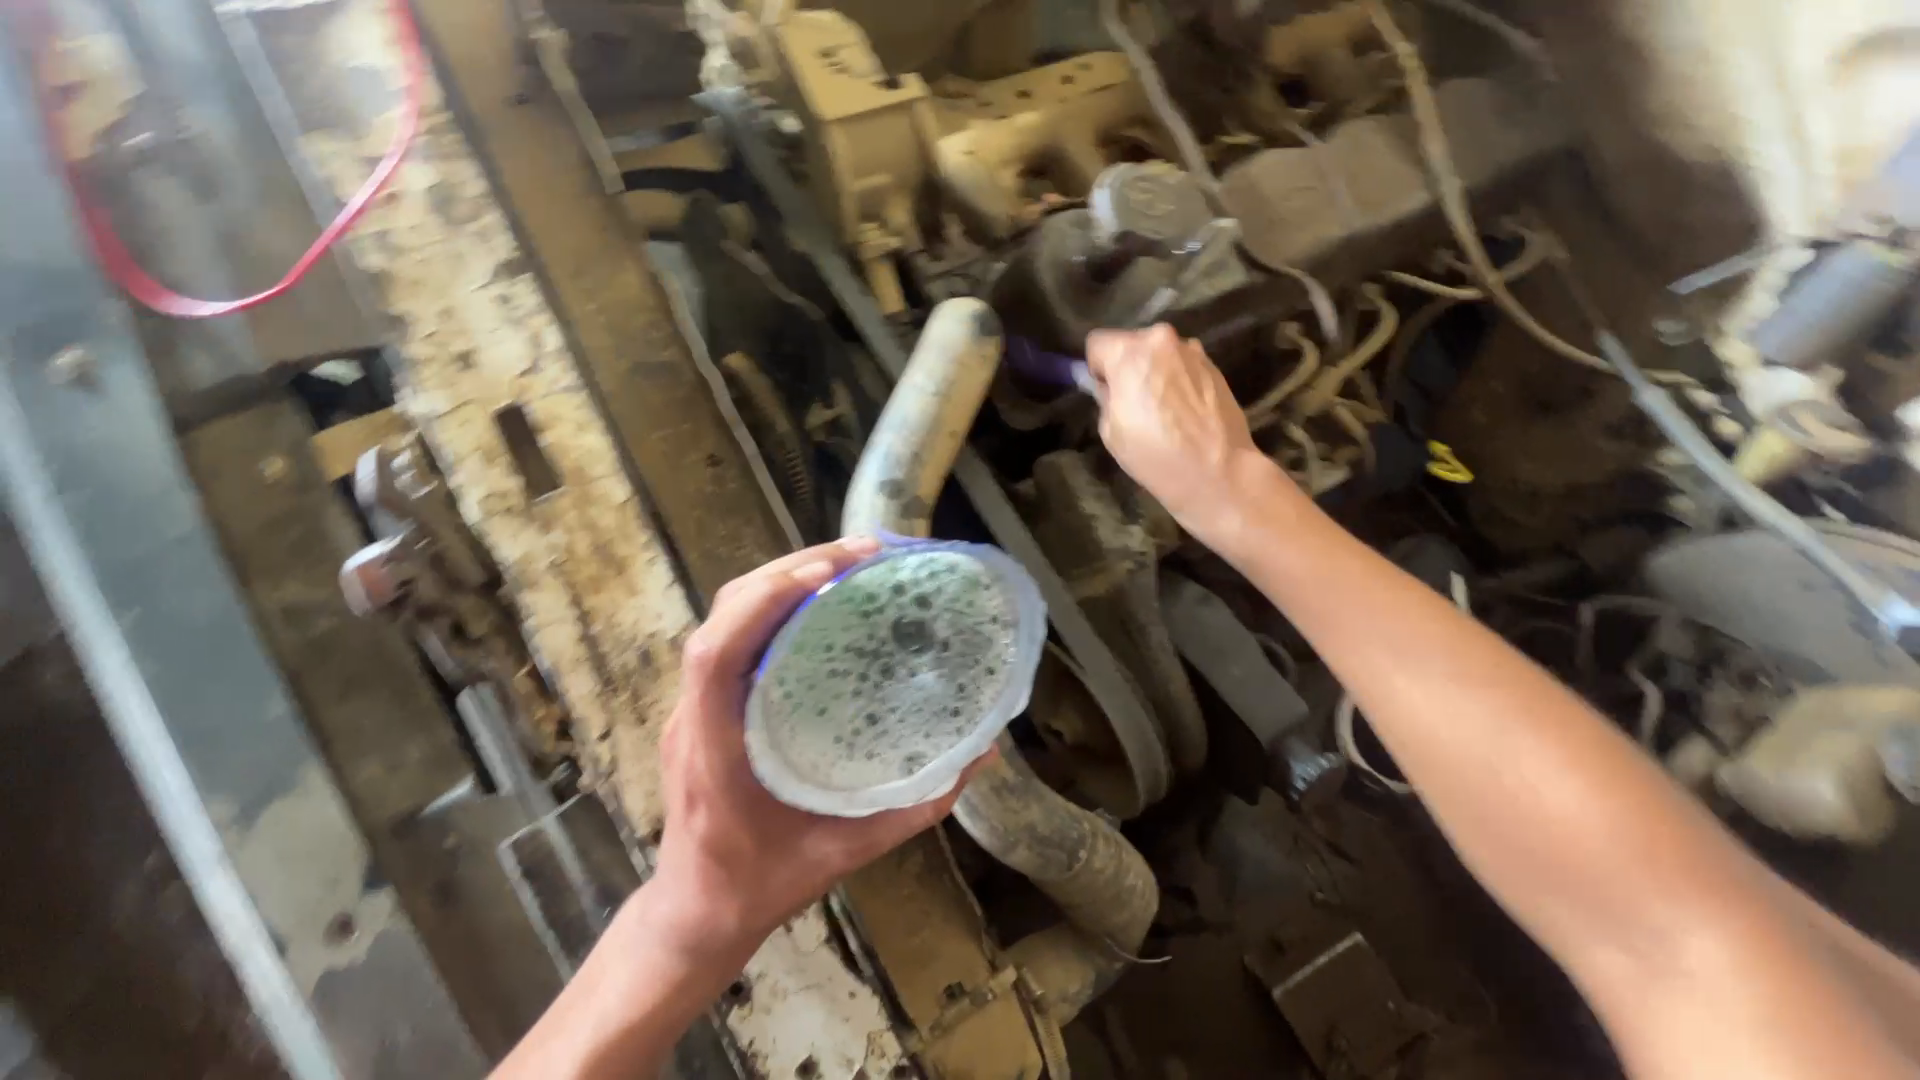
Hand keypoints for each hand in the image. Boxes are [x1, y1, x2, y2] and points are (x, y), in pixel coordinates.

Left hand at [649, 538, 966, 959]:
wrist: (696, 912)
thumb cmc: (765, 884)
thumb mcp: (848, 851)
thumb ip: (916, 806)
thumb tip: (980, 754)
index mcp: (717, 749)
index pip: (718, 654)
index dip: (766, 602)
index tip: (827, 575)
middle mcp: (694, 715)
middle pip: (723, 614)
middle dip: (787, 568)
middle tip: (862, 551)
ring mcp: (691, 707)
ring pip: (722, 617)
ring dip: (780, 577)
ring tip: (847, 562)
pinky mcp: (701, 705)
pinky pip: (732, 635)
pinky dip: (773, 603)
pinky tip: (820, 601)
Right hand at [1086, 324, 1275, 538]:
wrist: (1217, 471)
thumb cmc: (1155, 454)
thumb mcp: (1110, 431)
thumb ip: (1105, 397)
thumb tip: (1108, 386)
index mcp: (1130, 352)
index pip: (1096, 342)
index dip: (1096, 368)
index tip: (1105, 391)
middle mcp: (1162, 339)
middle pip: (1131, 343)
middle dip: (1127, 365)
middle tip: (1133, 401)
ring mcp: (1193, 350)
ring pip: (1160, 353)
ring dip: (1155, 371)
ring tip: (1163, 408)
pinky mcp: (1215, 365)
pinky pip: (1183, 364)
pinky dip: (1178, 379)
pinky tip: (1184, 410)